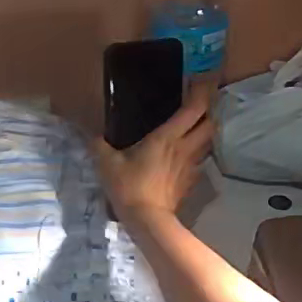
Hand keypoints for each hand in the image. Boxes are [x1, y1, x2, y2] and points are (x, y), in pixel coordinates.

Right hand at [91, 84, 214, 222]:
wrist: (147, 220)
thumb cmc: (129, 187)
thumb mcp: (107, 163)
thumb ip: (98, 145)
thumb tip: (90, 135)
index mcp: (168, 137)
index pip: (195, 108)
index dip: (202, 92)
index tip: (201, 80)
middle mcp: (185, 148)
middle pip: (210, 124)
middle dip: (209, 113)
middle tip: (198, 107)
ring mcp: (191, 166)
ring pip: (208, 143)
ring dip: (205, 134)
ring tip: (195, 130)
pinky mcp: (190, 183)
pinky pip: (200, 163)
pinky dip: (197, 156)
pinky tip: (186, 158)